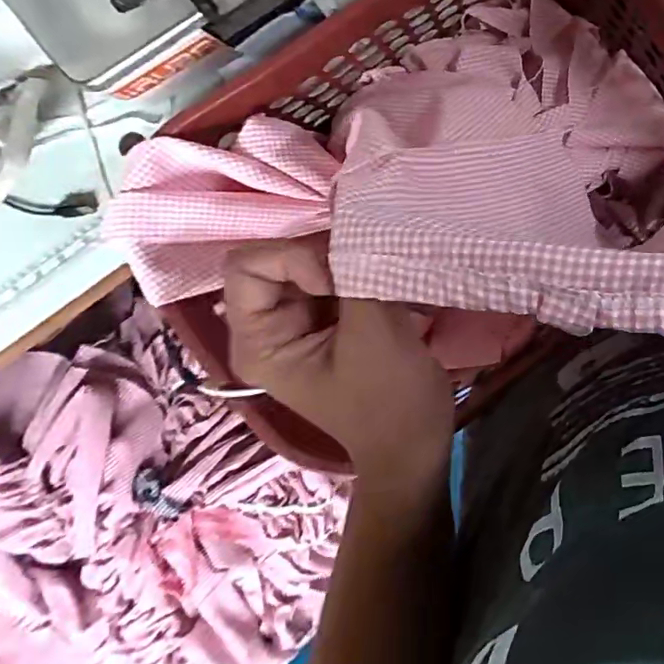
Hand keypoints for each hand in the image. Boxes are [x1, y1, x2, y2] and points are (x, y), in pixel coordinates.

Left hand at [224, 238, 453, 491]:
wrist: (416, 444)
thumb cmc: (390, 399)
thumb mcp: (374, 333)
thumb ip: (357, 273)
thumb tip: (356, 218)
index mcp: (257, 341)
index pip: (248, 266)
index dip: (293, 258)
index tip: (338, 281)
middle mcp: (266, 325)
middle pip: (275, 257)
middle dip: (322, 254)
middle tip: (365, 269)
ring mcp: (296, 319)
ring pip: (306, 259)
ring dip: (343, 258)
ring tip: (378, 274)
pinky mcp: (326, 317)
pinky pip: (330, 272)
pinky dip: (355, 267)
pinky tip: (382, 280)